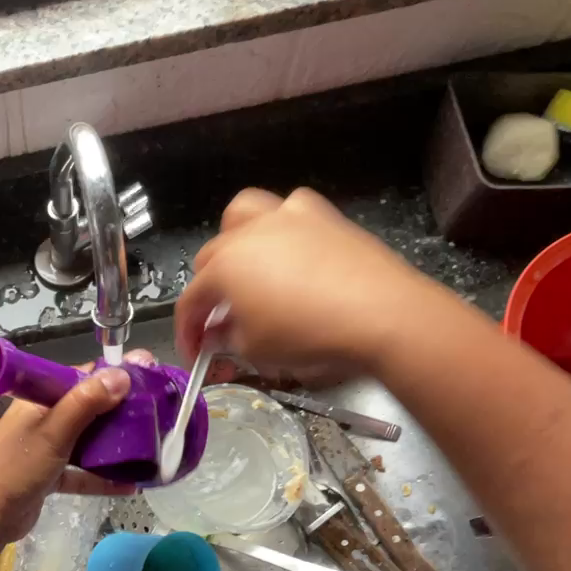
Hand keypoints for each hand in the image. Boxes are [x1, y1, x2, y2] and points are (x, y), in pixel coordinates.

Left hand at [0, 357, 143, 542]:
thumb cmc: (16, 469)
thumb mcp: (53, 432)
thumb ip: (85, 403)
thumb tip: (120, 375)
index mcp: (38, 399)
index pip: (80, 376)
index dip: (112, 373)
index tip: (145, 372)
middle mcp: (42, 419)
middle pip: (88, 408)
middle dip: (120, 410)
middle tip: (156, 410)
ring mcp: (45, 448)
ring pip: (87, 441)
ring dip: (114, 445)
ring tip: (149, 445)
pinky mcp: (49, 476)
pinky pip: (82, 472)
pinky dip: (102, 477)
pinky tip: (130, 485)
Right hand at [175, 188, 468, 379]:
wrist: (383, 314)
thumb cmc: (309, 335)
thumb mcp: (255, 350)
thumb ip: (225, 340)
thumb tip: (217, 335)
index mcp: (223, 267)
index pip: (191, 301)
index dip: (187, 333)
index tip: (195, 357)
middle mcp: (248, 233)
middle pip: (210, 259)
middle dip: (208, 293)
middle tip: (219, 324)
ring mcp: (287, 216)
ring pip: (242, 216)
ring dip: (233, 242)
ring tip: (244, 270)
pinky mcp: (323, 216)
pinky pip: (288, 213)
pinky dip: (280, 231)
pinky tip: (289, 255)